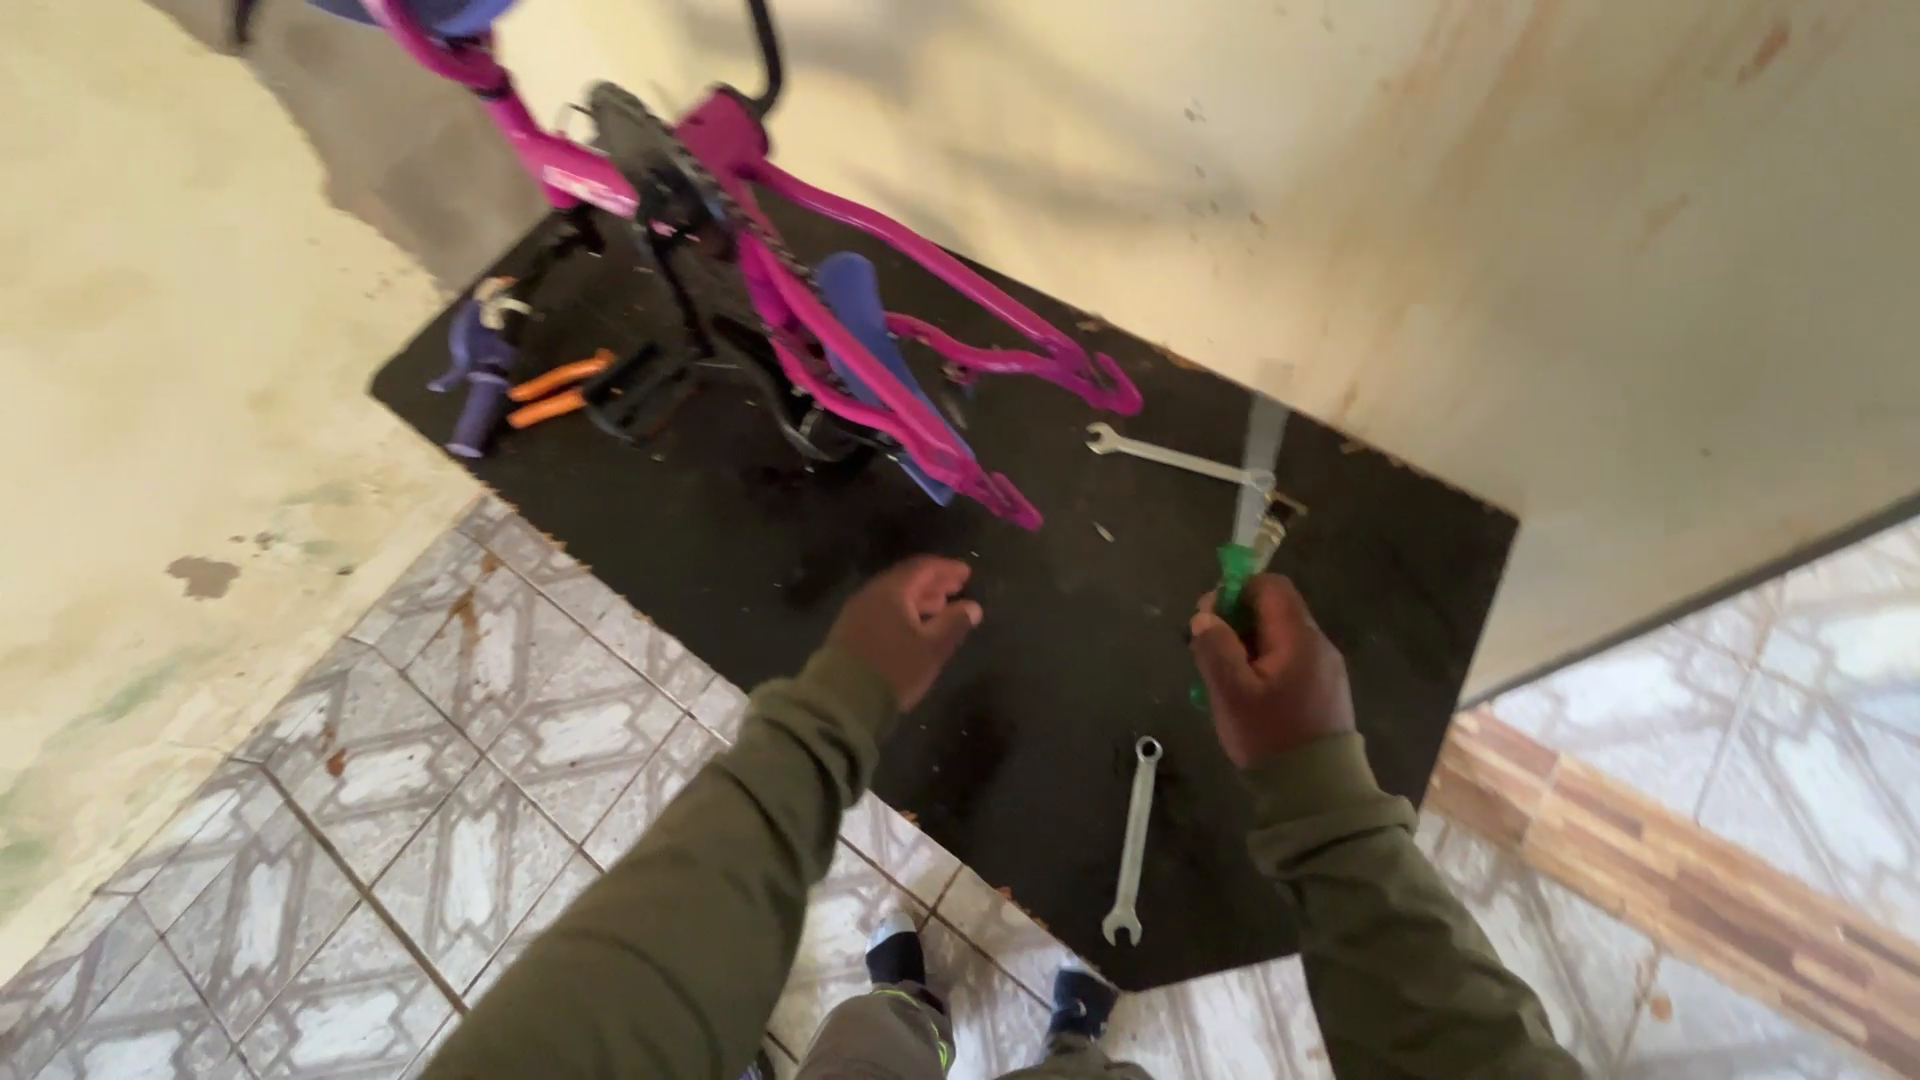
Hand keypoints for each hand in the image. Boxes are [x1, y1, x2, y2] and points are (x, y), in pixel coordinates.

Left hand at [828, 557, 983, 710]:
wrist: (842, 700)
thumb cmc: (895, 669)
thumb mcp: (932, 648)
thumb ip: (954, 623)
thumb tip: (972, 607)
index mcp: (891, 590)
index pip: (922, 567)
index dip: (947, 568)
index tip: (967, 574)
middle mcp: (871, 594)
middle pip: (906, 579)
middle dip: (933, 583)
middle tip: (955, 588)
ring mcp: (856, 613)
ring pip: (893, 597)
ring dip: (918, 599)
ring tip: (939, 607)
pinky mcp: (848, 632)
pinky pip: (881, 611)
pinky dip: (902, 612)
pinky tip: (914, 627)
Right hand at [1189, 575, 1355, 768]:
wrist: (1317, 792)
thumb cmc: (1270, 736)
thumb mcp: (1231, 692)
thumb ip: (1215, 648)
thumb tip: (1204, 617)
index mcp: (1299, 638)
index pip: (1271, 586)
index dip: (1236, 590)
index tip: (1210, 618)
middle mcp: (1318, 645)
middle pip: (1273, 609)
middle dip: (1235, 621)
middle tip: (1208, 651)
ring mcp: (1324, 668)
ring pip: (1277, 636)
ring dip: (1245, 645)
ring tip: (1222, 678)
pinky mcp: (1322, 690)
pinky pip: (1287, 660)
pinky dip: (1261, 665)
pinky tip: (1245, 694)